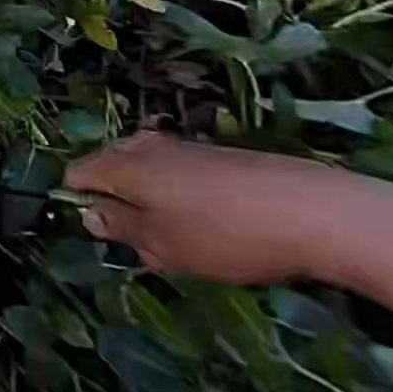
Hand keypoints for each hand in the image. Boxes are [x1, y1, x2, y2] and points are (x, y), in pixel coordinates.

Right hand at [66, 133, 392, 325]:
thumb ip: (121, 228)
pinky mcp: (215, 153)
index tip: (103, 234)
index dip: (79, 202)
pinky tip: (211, 219)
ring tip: (177, 232)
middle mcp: (142, 146)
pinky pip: (178, 169)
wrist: (315, 210)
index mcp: (120, 165)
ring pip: (145, 167)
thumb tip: (88, 215)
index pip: (77, 174)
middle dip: (115, 197)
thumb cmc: (224, 233)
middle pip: (109, 166)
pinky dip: (180, 191)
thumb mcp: (165, 245)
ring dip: (149, 195)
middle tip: (141, 239)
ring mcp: (180, 146)